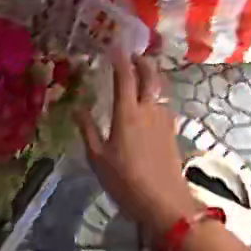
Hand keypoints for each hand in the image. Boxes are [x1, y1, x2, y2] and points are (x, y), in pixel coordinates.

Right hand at [71, 54, 200, 237]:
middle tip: (134, 54)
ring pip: (160, 91)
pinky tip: (151, 106)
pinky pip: (164, 106)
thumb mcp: (98, 158)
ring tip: (142, 76)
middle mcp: (148, 111)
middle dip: (143, 62)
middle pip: (150, 77)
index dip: (120, 59)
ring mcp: (163, 122)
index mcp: (127, 113)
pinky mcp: (172, 134)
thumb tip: (77, 108)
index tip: (114, 45)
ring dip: (152, 79)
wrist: (167, 206)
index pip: (125, 77)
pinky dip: (156, 97)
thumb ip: (88, 130)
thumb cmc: (126, 182)